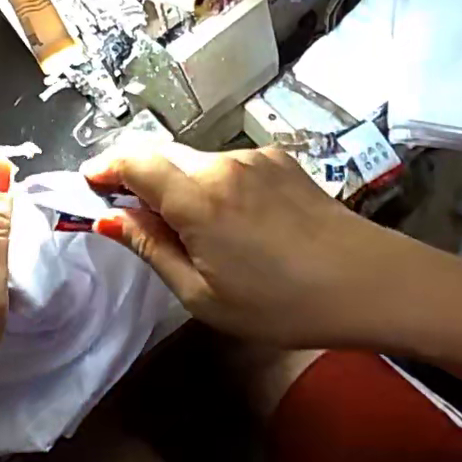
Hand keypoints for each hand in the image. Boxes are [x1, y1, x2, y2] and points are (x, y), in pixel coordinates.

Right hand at [82, 143, 403, 346]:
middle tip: (136, 216)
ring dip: (180, 185)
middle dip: (139, 178)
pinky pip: (229, 166)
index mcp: (197, 196)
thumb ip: (151, 248)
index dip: (105, 168)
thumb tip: (109, 219)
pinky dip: (214, 185)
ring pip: (196, 162)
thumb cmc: (281, 304)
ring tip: (197, 232)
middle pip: (163, 157)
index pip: (134, 162)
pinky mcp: (280, 159)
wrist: (370, 283)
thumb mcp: (203, 294)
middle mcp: (222, 163)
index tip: (90, 185)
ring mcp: (255, 157)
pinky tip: (238, 222)